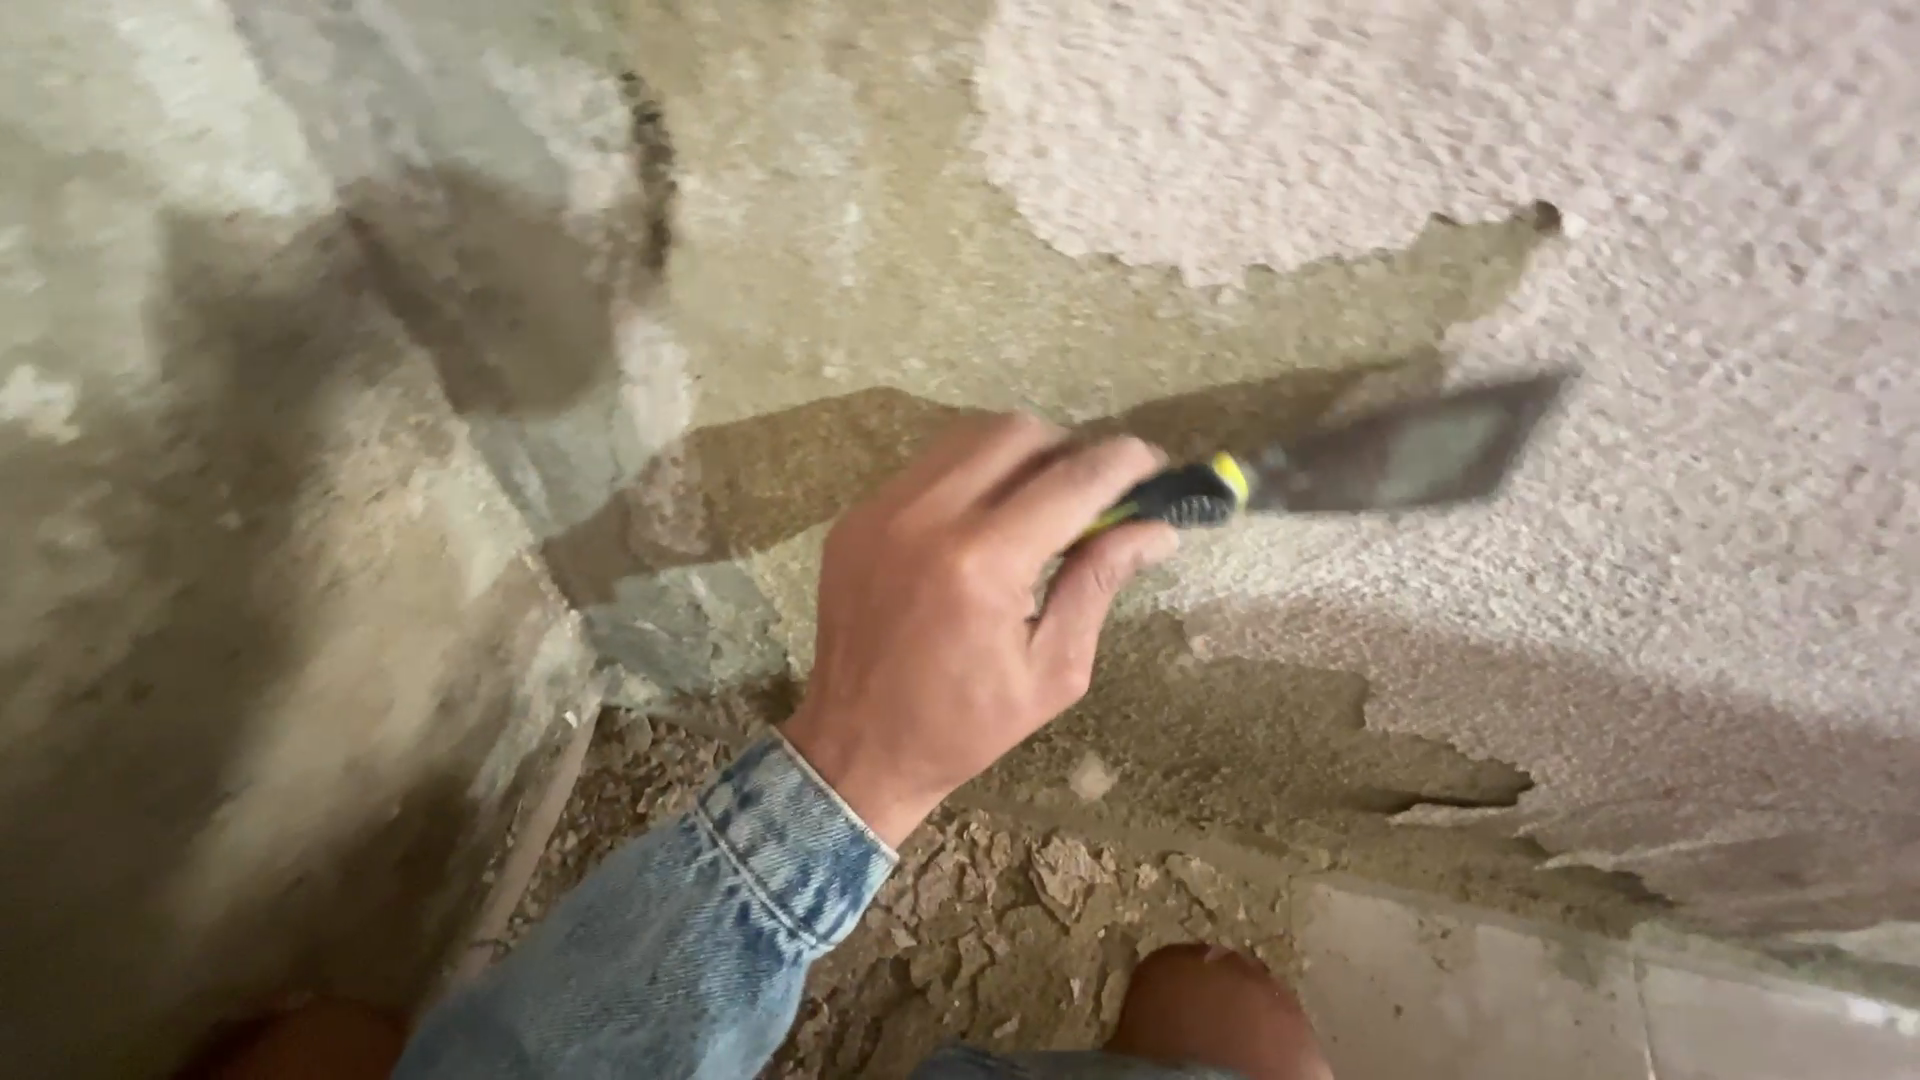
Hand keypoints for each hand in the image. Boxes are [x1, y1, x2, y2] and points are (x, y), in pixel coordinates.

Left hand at [781, 413, 1179, 847]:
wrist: (856, 746)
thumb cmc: (965, 726)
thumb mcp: (1053, 670)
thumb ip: (1099, 583)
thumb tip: (1156, 528)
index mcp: (983, 564)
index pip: (1072, 480)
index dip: (1124, 462)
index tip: (1153, 465)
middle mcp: (927, 518)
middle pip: (1019, 433)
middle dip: (1071, 449)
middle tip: (1094, 491)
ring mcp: (882, 510)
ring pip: (970, 436)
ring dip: (1021, 454)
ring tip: (1043, 499)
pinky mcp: (857, 516)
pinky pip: (929, 466)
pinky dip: (972, 473)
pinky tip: (985, 517)